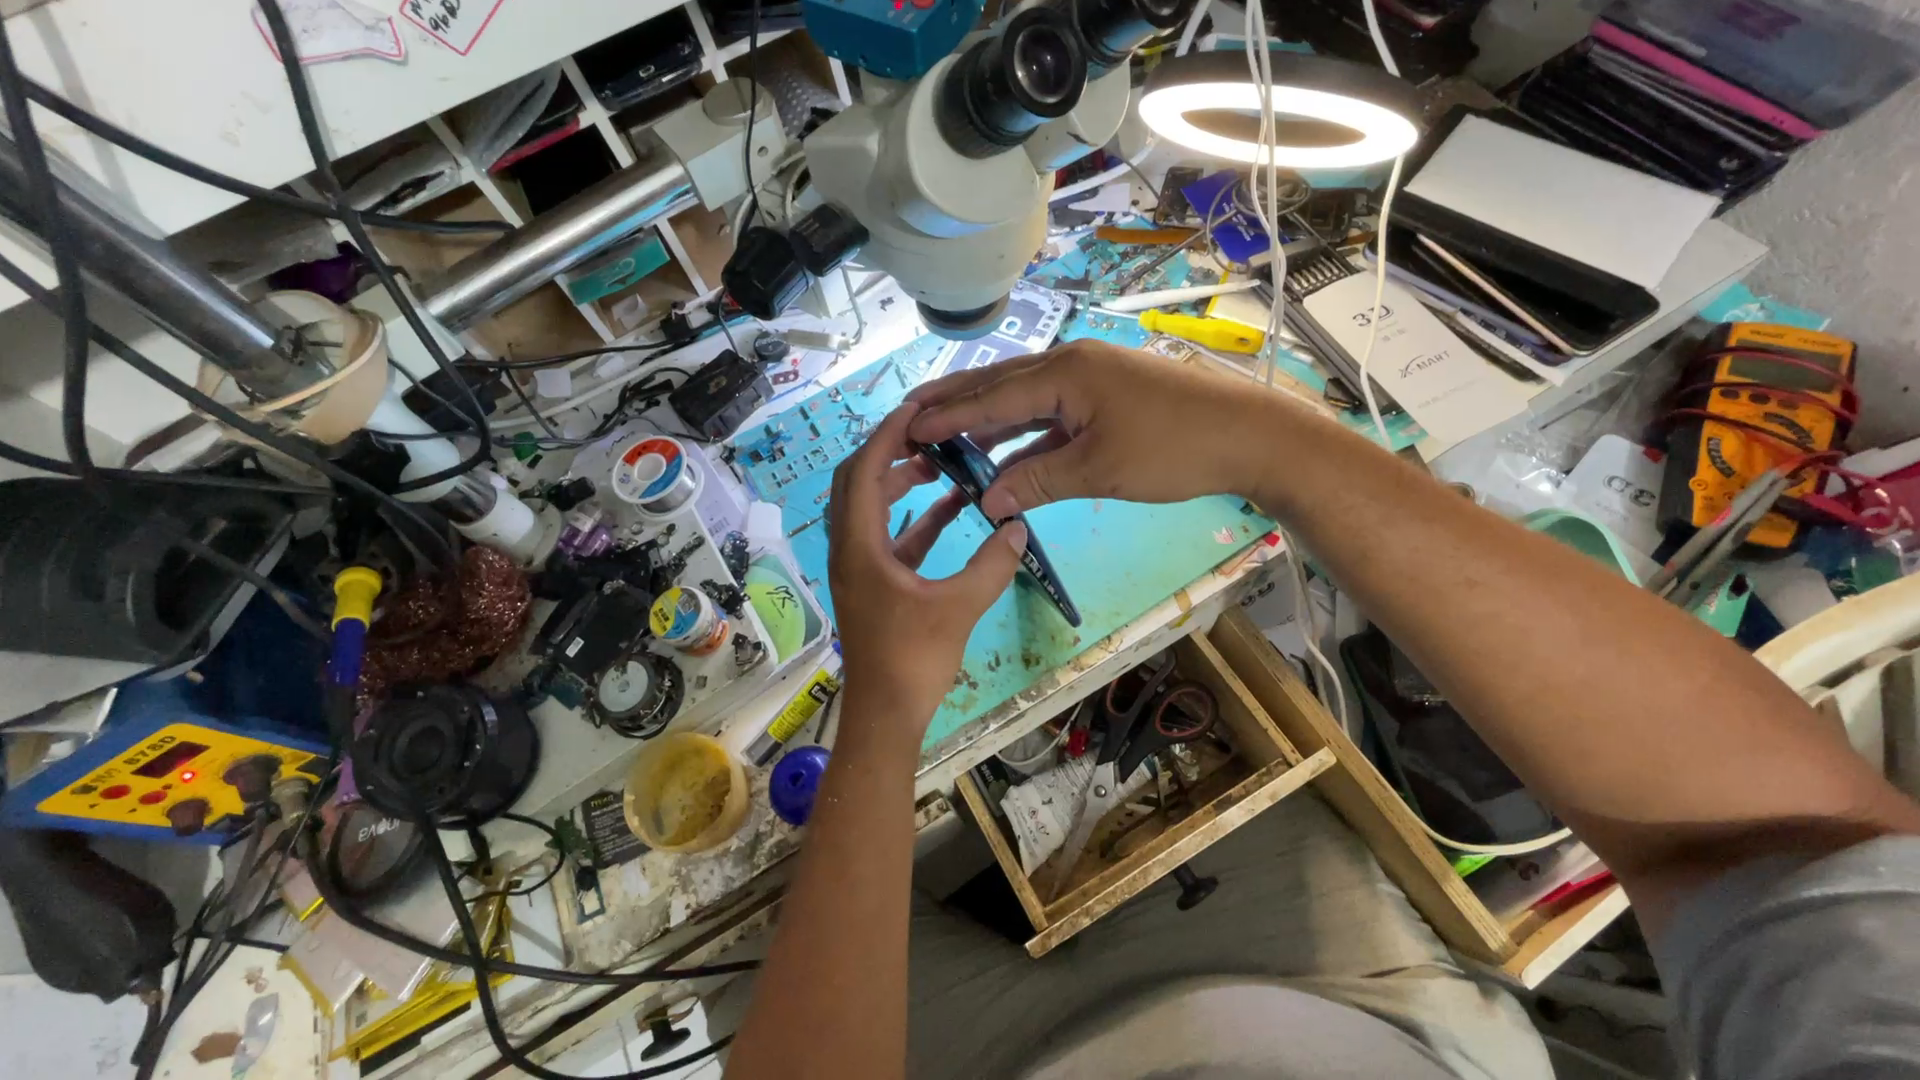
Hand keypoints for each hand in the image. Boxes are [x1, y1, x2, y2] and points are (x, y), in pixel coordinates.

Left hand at [828, 402, 1026, 740]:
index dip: (886, 436)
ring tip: (942, 464)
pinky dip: (914, 519)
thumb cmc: (913, 660)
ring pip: (872, 509)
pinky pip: (889, 538)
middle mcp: (849, 550)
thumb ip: (991, 566)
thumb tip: (1018, 528)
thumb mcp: (959, 608)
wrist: (886, 713)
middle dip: (891, 453)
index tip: (915, 408)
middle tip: (930, 433)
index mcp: (858, 547)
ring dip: (901, 484)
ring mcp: (859, 569)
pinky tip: (950, 510)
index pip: (863, 472)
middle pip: (859, 483)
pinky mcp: (873, 586)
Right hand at [905, 340, 1283, 517]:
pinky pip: (1051, 410)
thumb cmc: (1173, 450)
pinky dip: (1024, 430)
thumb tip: (988, 502)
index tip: (908, 428)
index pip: (992, 396)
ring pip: (1026, 396)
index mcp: (1065, 372)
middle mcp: (1072, 364)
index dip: (948, 415)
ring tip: (947, 429)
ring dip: (988, 416)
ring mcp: (1092, 378)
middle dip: (956, 401)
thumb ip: (1037, 482)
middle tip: (912, 413)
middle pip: (1001, 383)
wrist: (1250, 437)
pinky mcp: (1107, 396)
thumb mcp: (1099, 471)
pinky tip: (1005, 448)